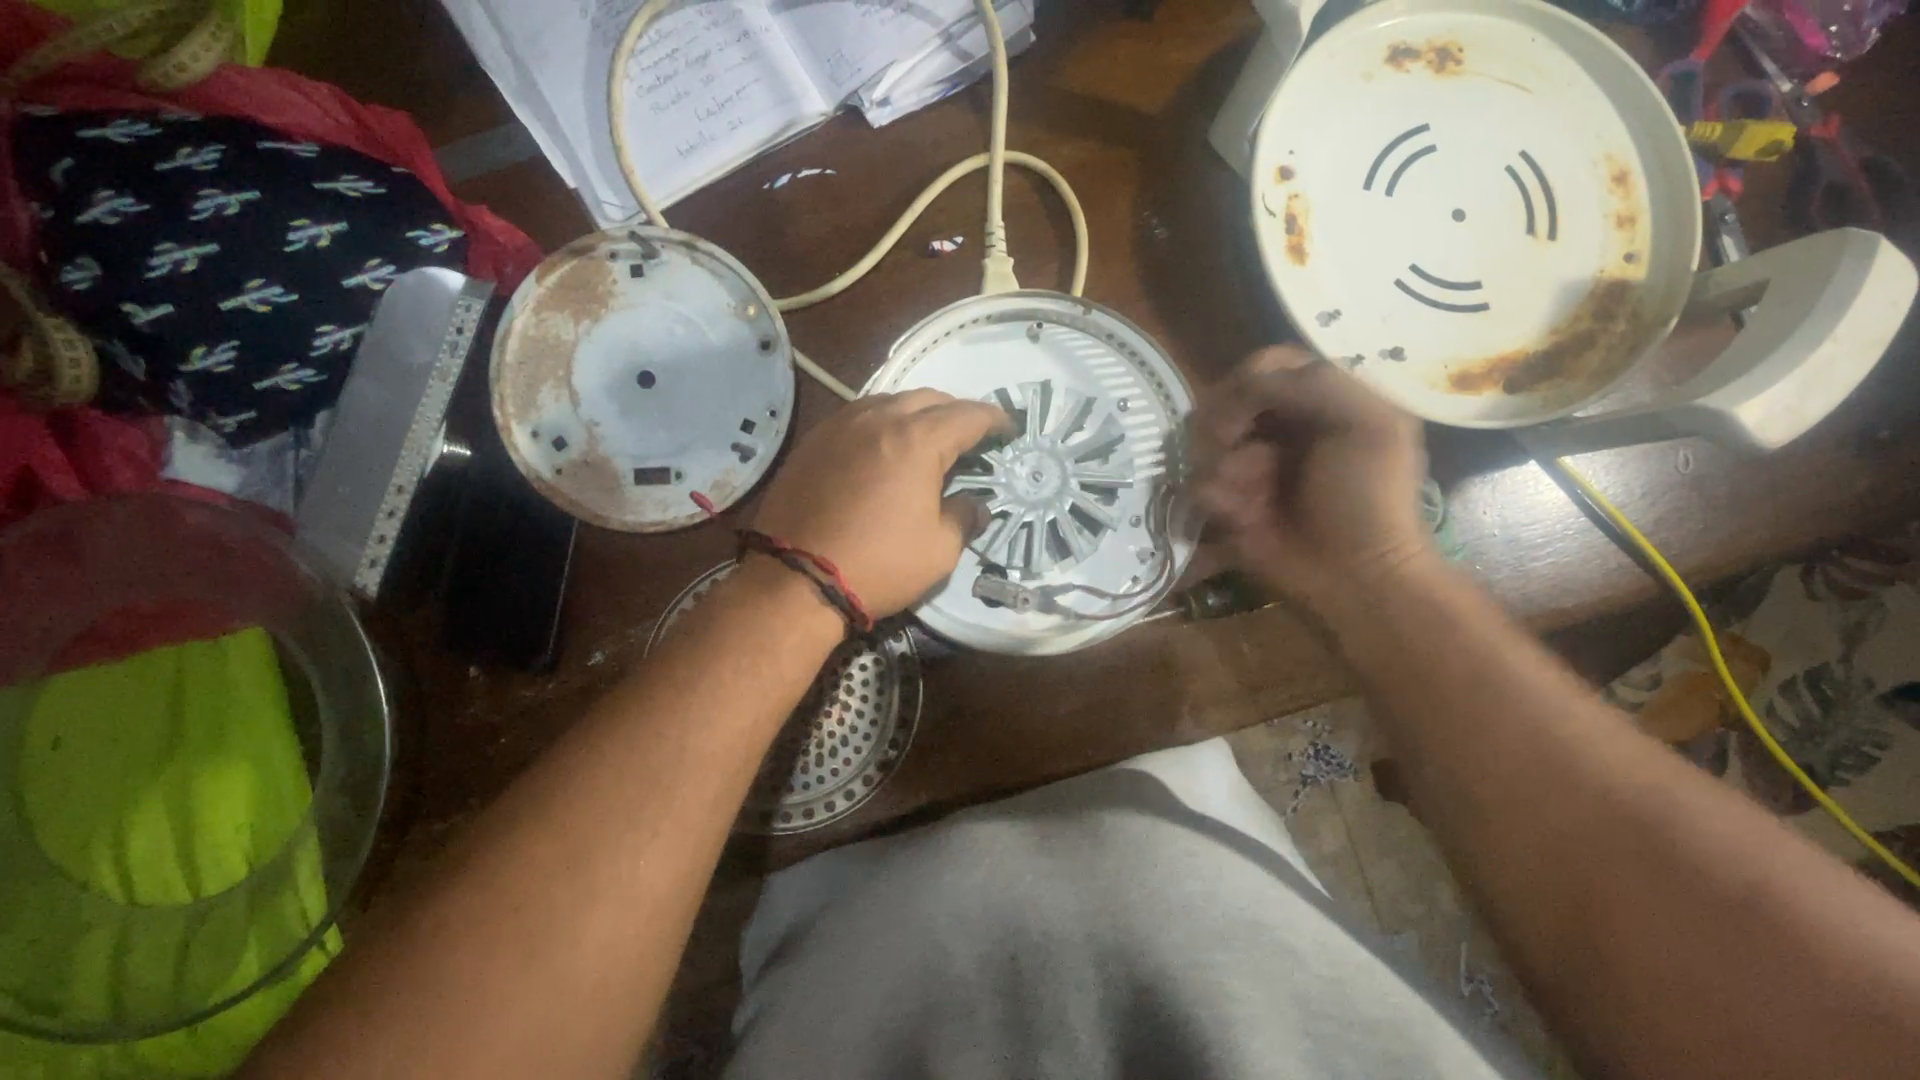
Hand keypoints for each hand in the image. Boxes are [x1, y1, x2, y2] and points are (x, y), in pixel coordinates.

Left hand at [751, 390, 1011, 617]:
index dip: (994, 420)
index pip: (967, 416)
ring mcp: (840, 426)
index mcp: (917, 440)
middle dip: (955, 413)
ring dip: (915, 414)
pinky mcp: (812, 442)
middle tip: (969, 437)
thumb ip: (963, 518)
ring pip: (888, 402)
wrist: (794, 580)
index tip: (1008, 430)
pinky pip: (857, 418)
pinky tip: (881, 448)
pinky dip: (880, 425)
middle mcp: (879, 419)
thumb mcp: (939, 551)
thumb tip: (974, 505)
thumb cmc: (877, 565)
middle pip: (928, 399)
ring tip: (926, 439)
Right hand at [1194, 347, 1431, 609]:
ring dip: (1225, 465)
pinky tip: (1244, 517)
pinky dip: (1217, 498)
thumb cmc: (1370, 497)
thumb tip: (1246, 386)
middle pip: (1222, 398)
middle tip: (1238, 447)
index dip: (1248, 380)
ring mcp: (1247, 464)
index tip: (1249, 405)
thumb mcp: (1371, 424)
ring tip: (1251, 496)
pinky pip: (1197, 484)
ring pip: (1202, 441)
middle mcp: (1276, 426)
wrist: (1354, 575)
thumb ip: (1316, 384)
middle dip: (1226, 423)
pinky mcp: (1226, 502)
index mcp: (1315, 402)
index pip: (1264, 366)